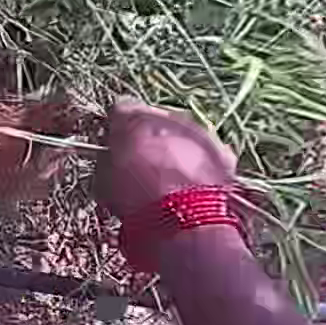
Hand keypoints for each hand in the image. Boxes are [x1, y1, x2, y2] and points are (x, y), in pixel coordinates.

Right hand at [96, 99, 236, 218]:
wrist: (180, 213)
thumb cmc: (133, 196)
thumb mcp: (103, 180)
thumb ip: (106, 160)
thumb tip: (108, 158)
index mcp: (134, 117)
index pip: (121, 111)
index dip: (116, 129)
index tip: (112, 147)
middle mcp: (169, 116)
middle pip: (155, 121)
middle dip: (148, 139)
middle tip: (139, 165)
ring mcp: (199, 132)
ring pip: (182, 136)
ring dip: (173, 151)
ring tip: (165, 180)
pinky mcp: (221, 153)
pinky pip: (205, 154)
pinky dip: (197, 165)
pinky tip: (188, 186)